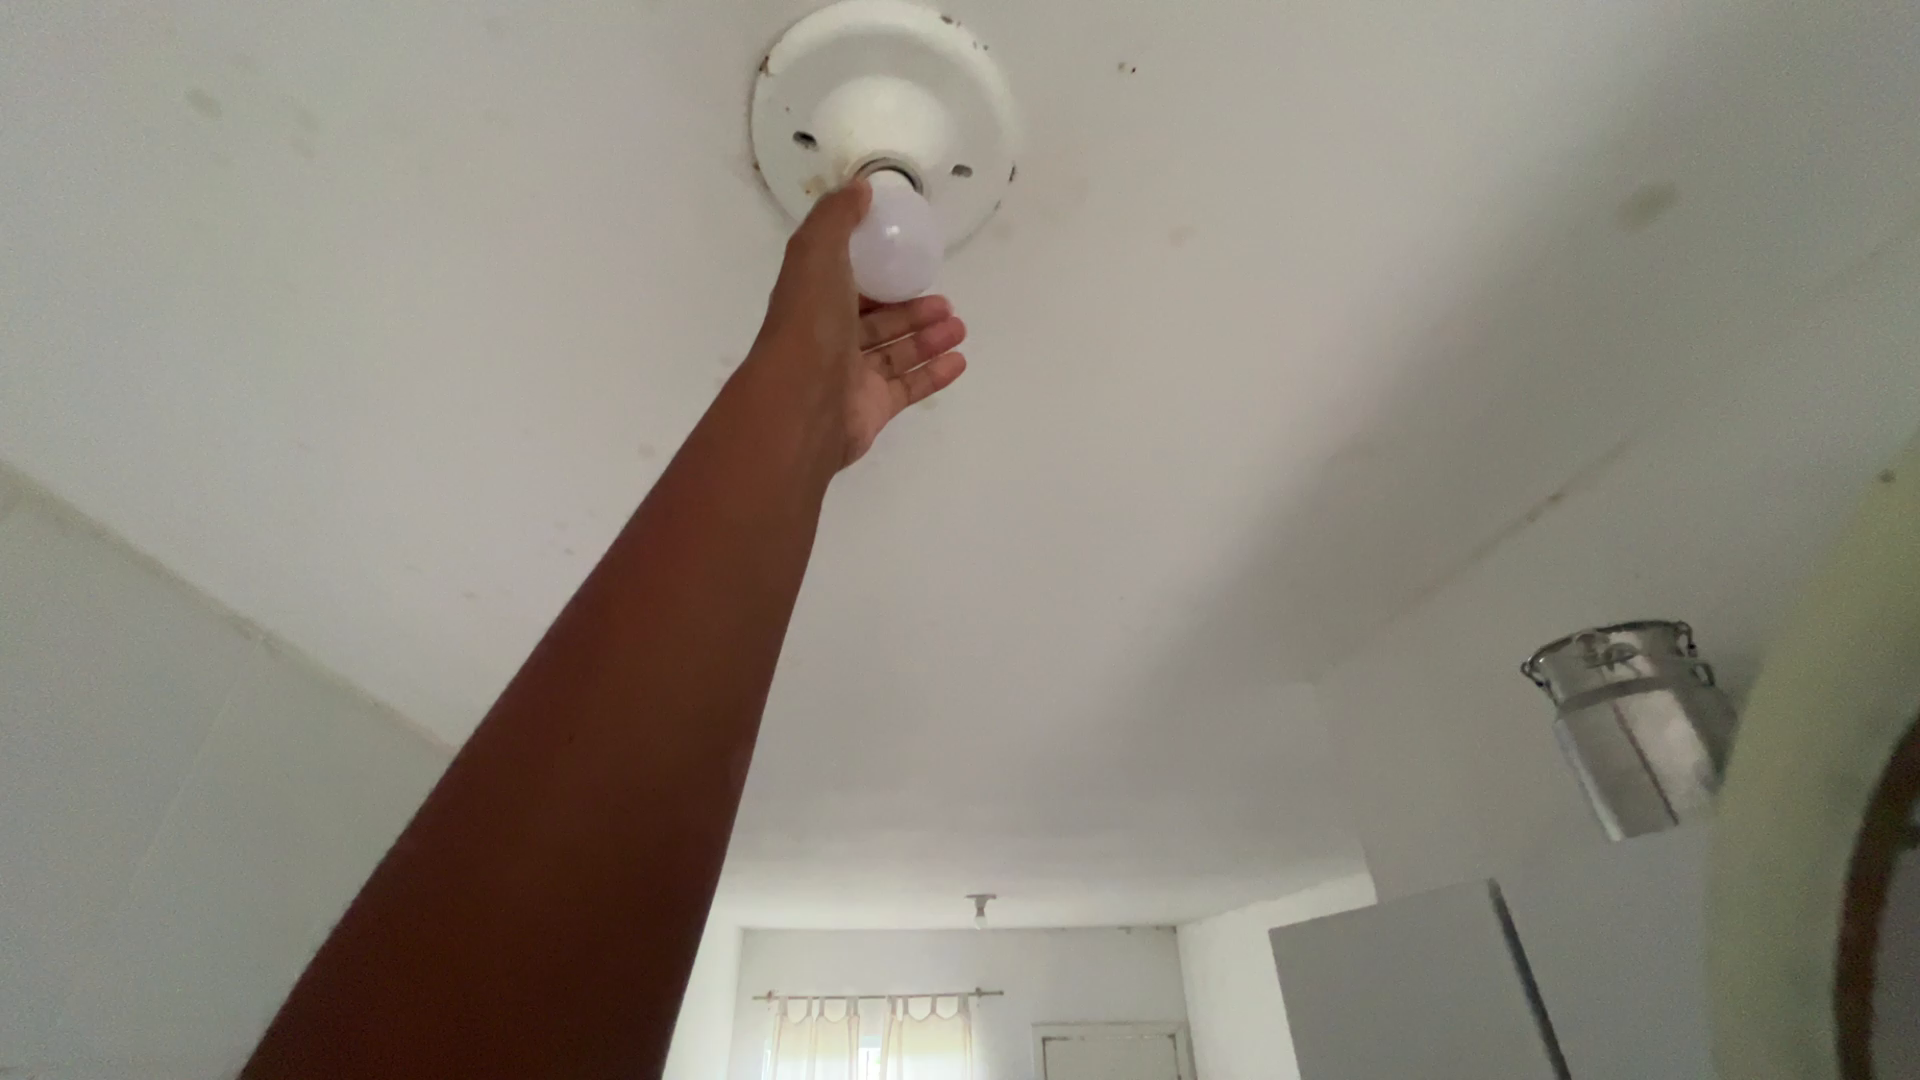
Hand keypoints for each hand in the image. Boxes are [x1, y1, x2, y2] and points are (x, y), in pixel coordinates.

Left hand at [754, 178, 967, 466]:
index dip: (876, 273)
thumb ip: (837, 218)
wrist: (803, 403)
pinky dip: (934, 374)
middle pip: (877, 322)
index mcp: (815, 303)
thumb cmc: (809, 325)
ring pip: (896, 353)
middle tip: (945, 303)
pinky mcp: (873, 408)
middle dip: (912, 310)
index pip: (848, 285)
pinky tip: (959, 361)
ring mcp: (852, 378)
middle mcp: (831, 341)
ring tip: (959, 327)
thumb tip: (859, 188)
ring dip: (929, 339)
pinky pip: (908, 387)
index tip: (907, 261)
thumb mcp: (816, 253)